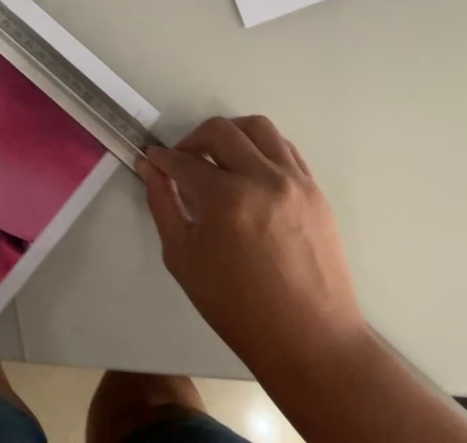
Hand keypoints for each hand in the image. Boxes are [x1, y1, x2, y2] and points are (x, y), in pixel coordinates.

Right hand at [141, 117, 367, 368]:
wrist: (309, 338)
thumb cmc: (238, 307)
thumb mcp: (184, 260)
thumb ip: (164, 206)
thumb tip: (151, 170)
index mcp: (226, 199)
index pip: (184, 162)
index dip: (162, 159)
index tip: (153, 160)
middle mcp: (262, 179)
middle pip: (220, 131)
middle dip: (192, 140)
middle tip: (183, 161)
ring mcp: (294, 181)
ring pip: (257, 128)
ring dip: (230, 134)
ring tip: (219, 157)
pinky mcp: (315, 190)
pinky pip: (285, 149)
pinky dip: (262, 148)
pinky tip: (250, 169)